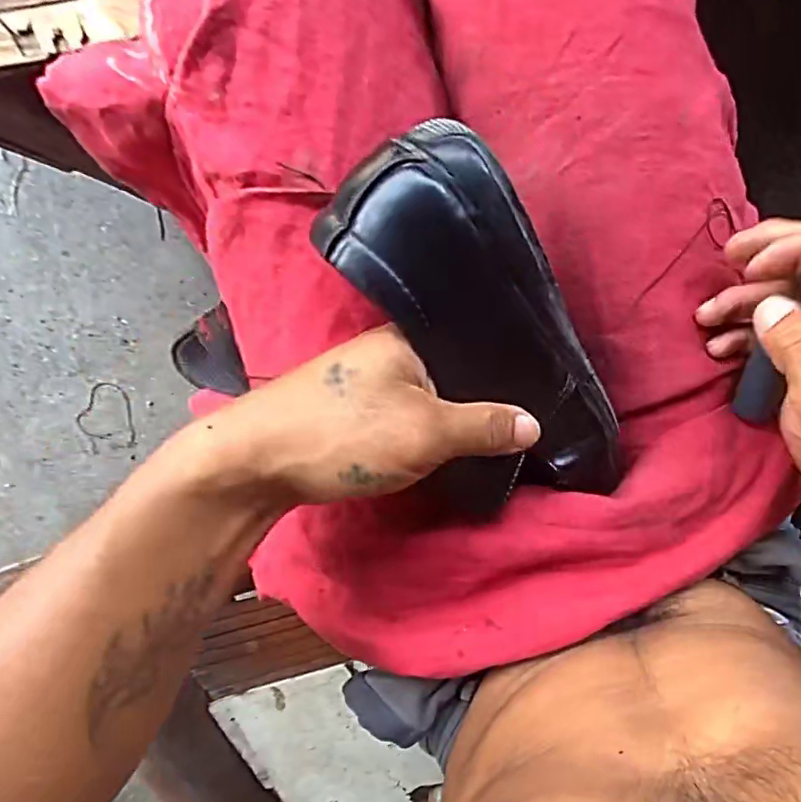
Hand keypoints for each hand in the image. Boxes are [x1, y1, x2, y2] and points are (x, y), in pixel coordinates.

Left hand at [171, 326, 539, 504]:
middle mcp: (392, 350)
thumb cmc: (344, 435)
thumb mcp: (426, 432)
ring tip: (498, 438)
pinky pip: (414, 413)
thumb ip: (483, 426)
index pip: (477, 346)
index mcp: (411, 338)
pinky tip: (450, 447)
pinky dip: (434, 431)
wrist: (255, 463)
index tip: (545, 399)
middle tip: (525, 427)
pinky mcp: (359, 408)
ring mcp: (372, 379)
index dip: (511, 373)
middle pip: (457, 373)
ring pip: (435, 397)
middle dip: (487, 401)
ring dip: (459, 419)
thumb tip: (535, 424)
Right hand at [697, 219, 800, 493]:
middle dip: (761, 265)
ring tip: (707, 317)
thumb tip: (768, 305)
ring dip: (743, 302)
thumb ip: (797, 345)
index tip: (752, 264)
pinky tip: (720, 344)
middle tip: (724, 263)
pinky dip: (743, 331)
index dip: (793, 246)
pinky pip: (772, 328)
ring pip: (783, 297)